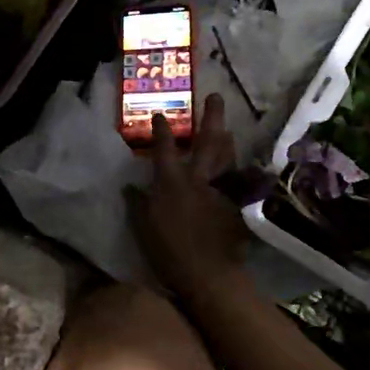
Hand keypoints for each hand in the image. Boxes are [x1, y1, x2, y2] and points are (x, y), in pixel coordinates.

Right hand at [128, 95, 246, 298]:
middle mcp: (198, 179)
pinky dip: (237, 169)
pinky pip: (237, 180)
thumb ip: (138, 204)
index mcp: (171, 183)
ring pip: (226, 156)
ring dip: (226, 138)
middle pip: (207, 142)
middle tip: (215, 96)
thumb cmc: (168, 251)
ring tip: (226, 126)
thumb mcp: (143, 226)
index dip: (162, 130)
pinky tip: (239, 165)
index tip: (160, 114)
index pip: (165, 149)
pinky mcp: (235, 204)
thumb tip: (129, 187)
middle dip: (211, 117)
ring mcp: (220, 190)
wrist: (207, 273)